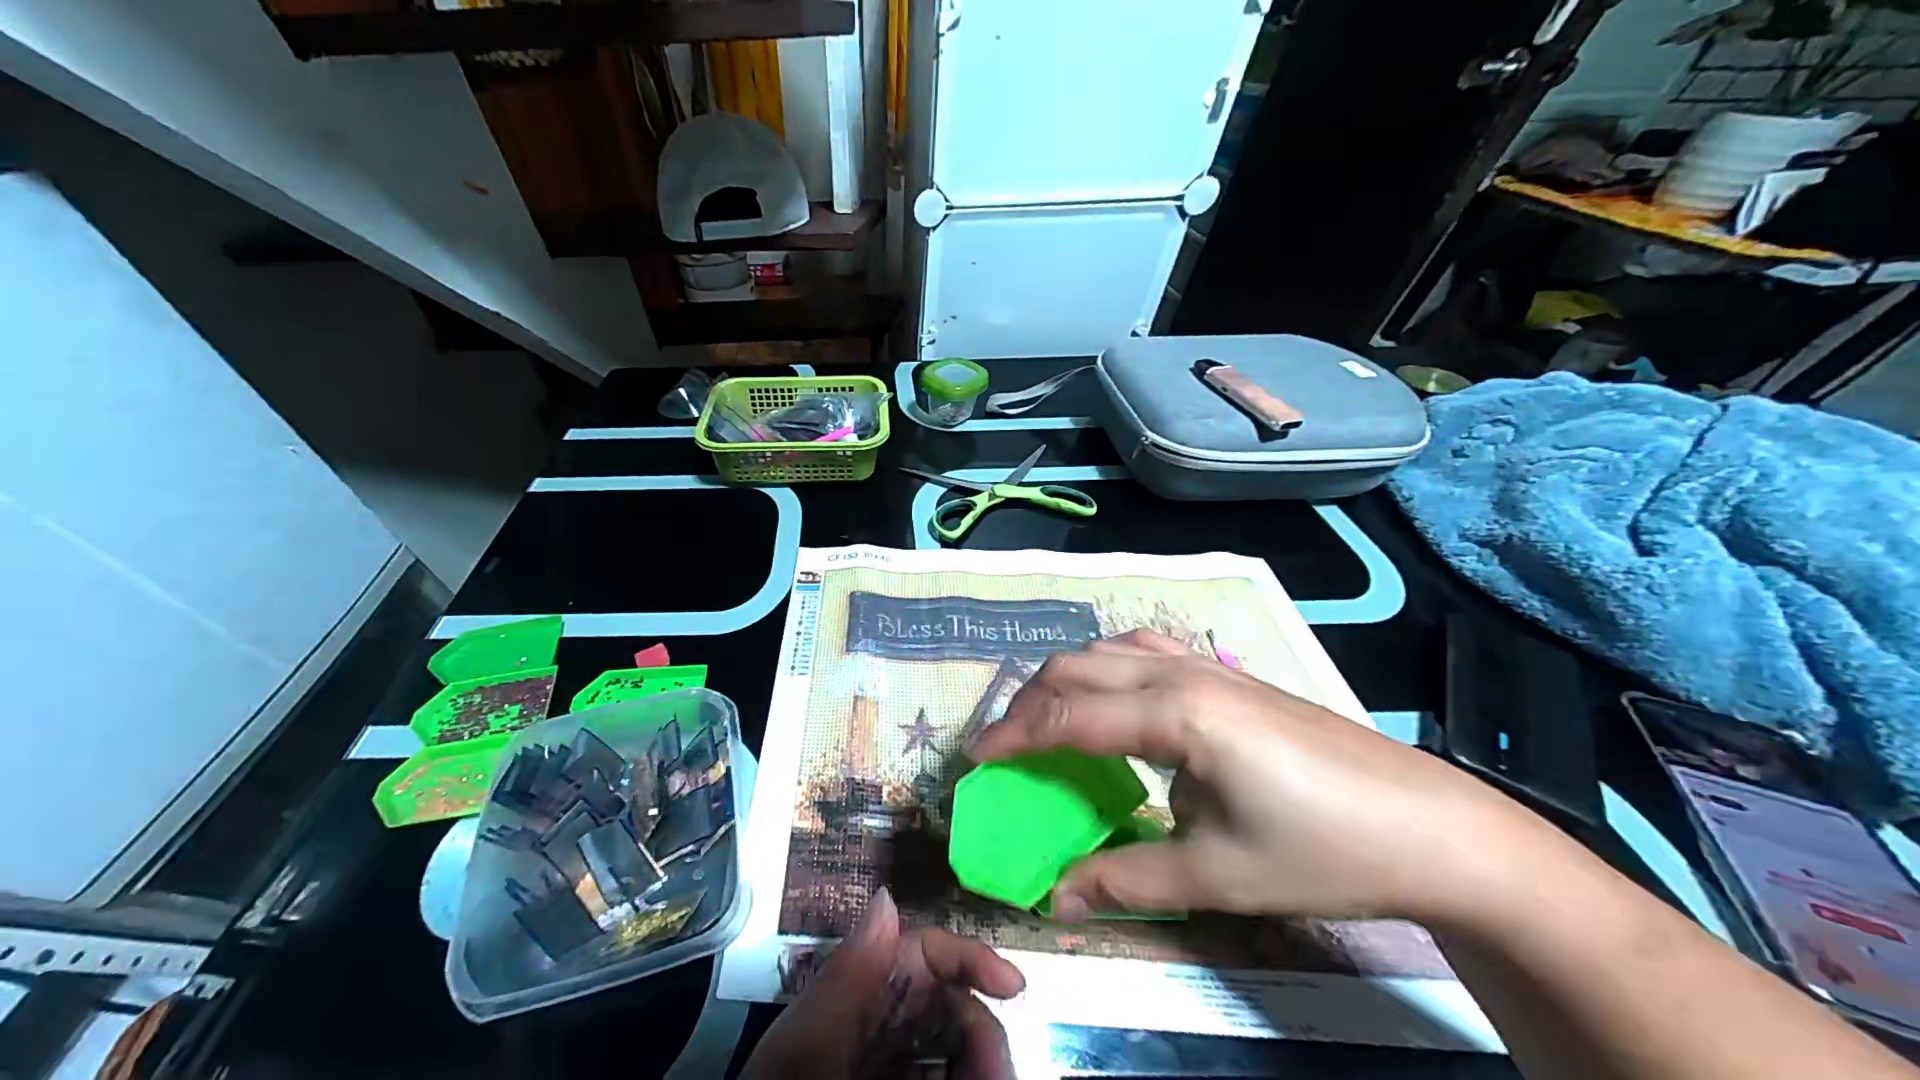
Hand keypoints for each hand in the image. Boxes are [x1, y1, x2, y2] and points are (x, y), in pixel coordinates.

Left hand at [740, 887, 1024, 1079]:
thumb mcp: (808, 1042)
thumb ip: (848, 974)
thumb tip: (887, 896)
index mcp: (857, 995)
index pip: (923, 954)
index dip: (970, 957)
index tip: (1013, 987)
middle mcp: (879, 1024)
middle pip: (950, 1003)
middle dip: (983, 1028)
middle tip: (999, 1073)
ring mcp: (889, 1063)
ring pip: (954, 1046)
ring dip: (980, 1061)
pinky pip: (942, 1076)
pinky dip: (964, 1079)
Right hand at [968, 630, 1536, 926]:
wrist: (1431, 825)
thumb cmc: (1321, 851)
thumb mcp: (1216, 876)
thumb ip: (1124, 879)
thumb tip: (1054, 899)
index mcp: (1175, 714)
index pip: (1069, 716)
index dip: (1013, 736)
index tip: (975, 761)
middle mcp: (1183, 672)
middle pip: (1078, 667)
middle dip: (1029, 702)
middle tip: (1006, 748)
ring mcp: (1210, 665)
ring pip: (1111, 648)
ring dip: (1067, 678)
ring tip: (1048, 720)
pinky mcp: (1230, 673)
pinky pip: (1148, 648)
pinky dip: (1109, 664)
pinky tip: (1118, 698)